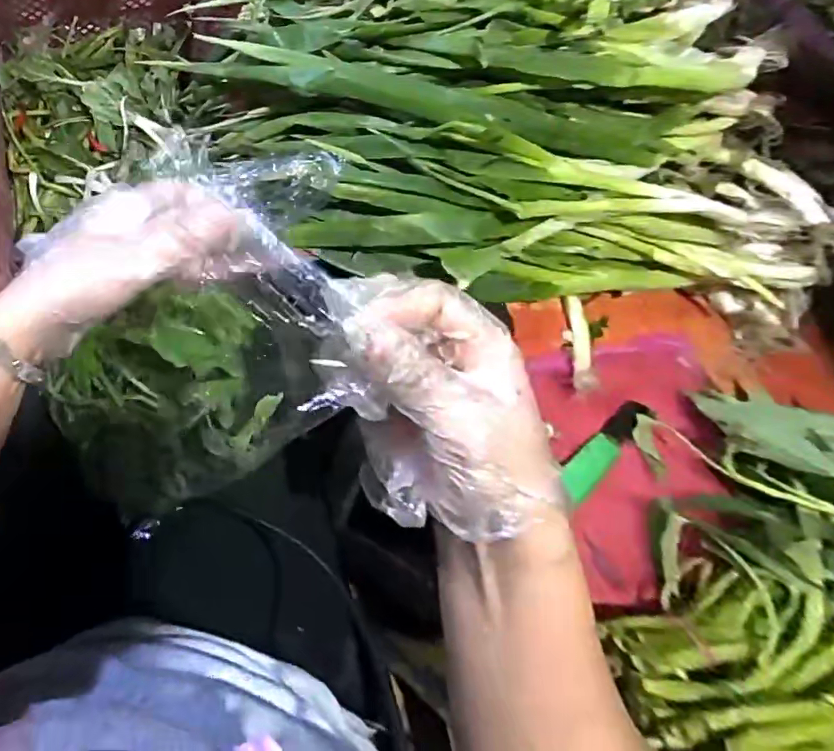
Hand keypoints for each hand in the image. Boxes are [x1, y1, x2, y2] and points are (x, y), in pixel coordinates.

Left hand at [0, 182, 244, 362]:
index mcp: (128, 204)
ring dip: (200, 253)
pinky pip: (155, 264)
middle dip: (214, 232)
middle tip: (251, 255)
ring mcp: (116, 246)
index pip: (183, 192)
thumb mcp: (137, 258)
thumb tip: (237, 214)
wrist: (30, 324)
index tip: (248, 230)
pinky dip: (180, 269)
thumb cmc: (81, 282)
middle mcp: (123, 218)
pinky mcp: (111, 273)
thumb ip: (186, 236)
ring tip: (235, 270)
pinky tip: (194, 281)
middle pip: (179, 217)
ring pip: (169, 242)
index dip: (217, 207)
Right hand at [339, 277, 560, 540]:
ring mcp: (419, 371)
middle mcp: (448, 347)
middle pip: (400, 311)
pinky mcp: (395, 396)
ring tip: (337, 363)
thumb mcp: (457, 418)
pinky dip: (349, 372)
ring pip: (376, 338)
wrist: (494, 534)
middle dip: (368, 319)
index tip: (359, 325)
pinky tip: (343, 383)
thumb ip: (408, 371)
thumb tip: (356, 329)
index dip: (395, 304)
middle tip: (337, 333)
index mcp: (481, 341)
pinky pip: (365, 369)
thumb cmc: (496, 469)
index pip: (432, 299)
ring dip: (354, 347)